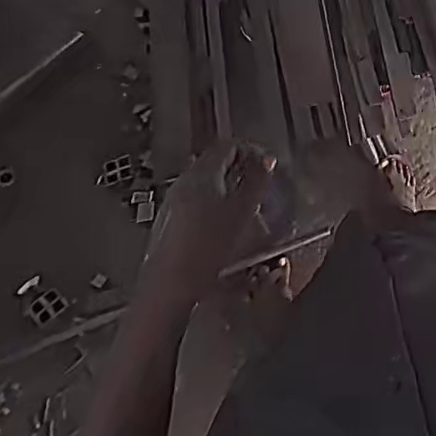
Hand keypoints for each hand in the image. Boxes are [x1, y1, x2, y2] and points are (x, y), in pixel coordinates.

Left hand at [143, 143, 273, 304]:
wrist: (168, 289)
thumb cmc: (208, 247)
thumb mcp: (244, 210)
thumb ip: (258, 179)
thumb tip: (266, 159)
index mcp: (202, 174)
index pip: (228, 145)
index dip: (251, 150)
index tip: (267, 164)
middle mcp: (183, 183)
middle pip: (215, 161)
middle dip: (240, 167)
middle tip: (259, 182)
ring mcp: (172, 204)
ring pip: (205, 181)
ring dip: (228, 185)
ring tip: (246, 204)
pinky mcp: (168, 223)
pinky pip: (195, 200)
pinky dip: (214, 202)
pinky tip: (223, 224)